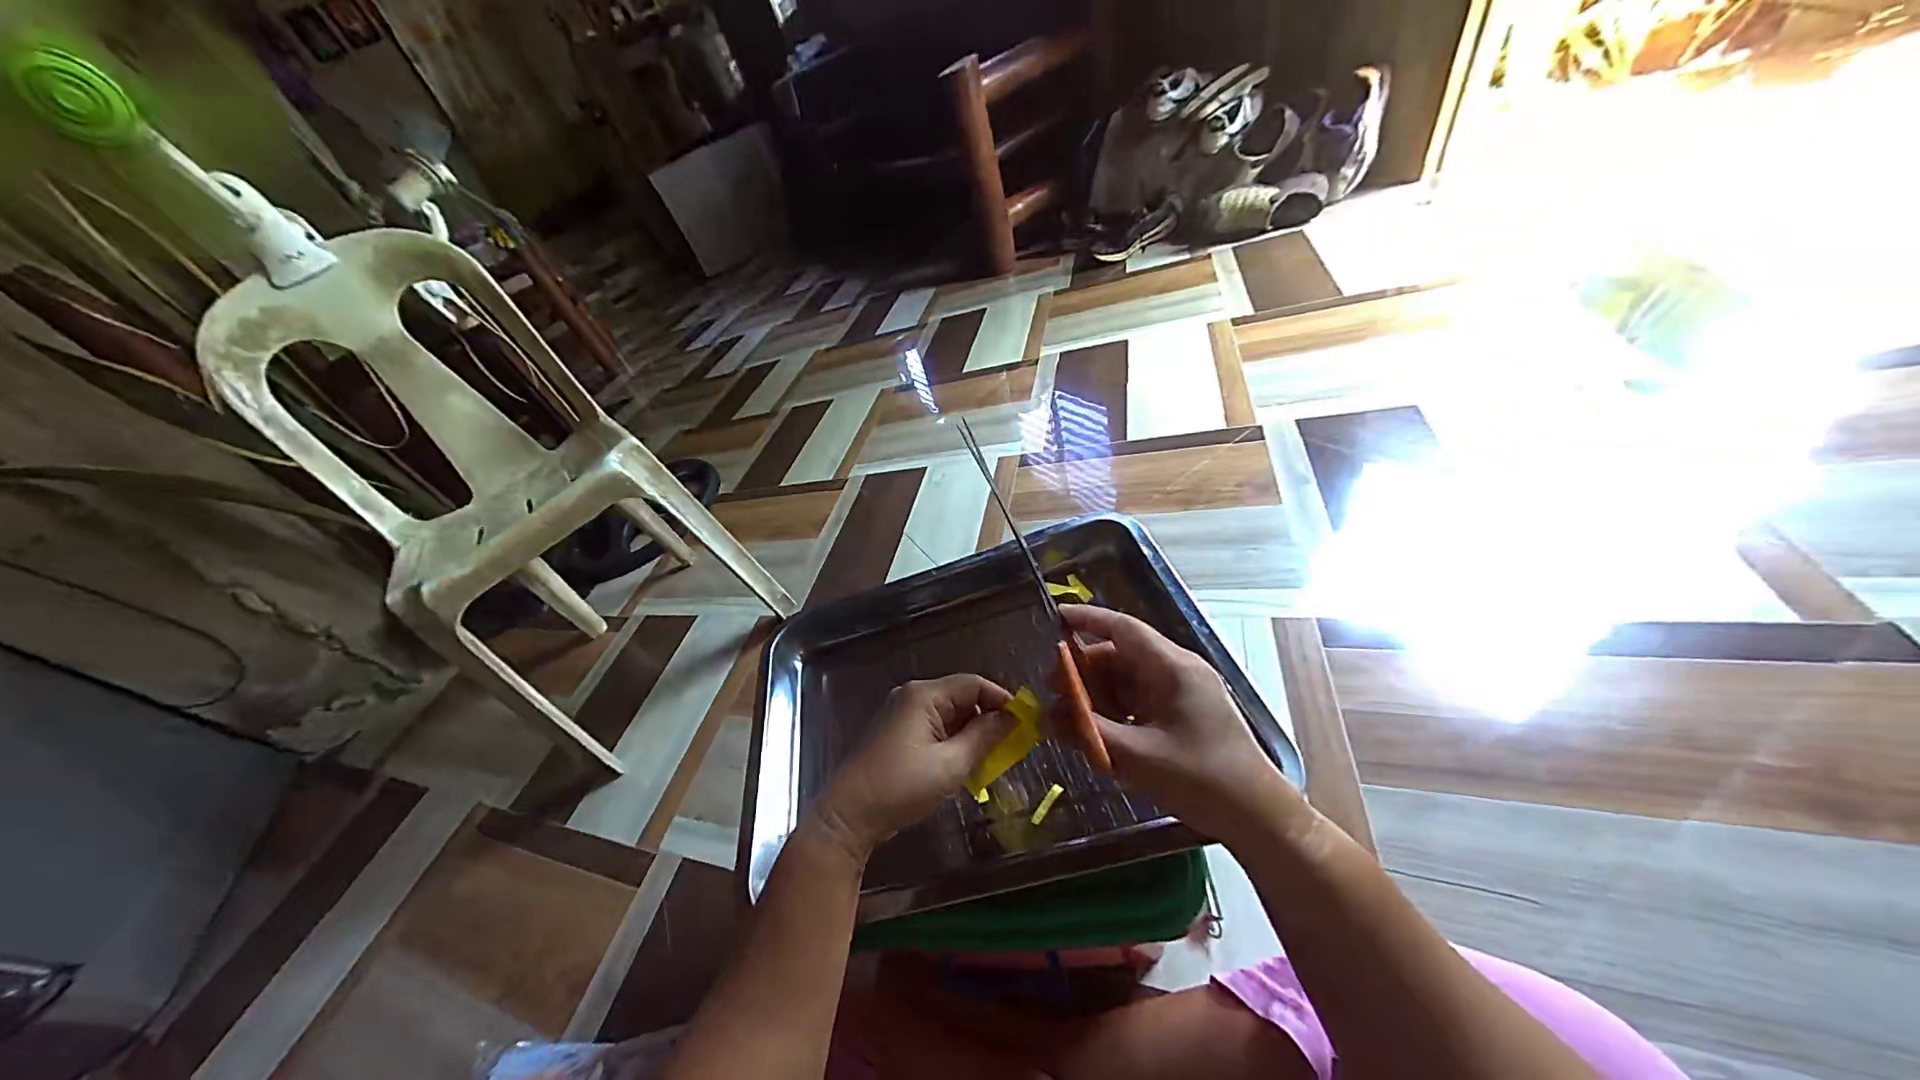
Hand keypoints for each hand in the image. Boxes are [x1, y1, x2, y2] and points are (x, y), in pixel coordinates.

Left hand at [816, 674, 1015, 857]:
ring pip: (949, 715)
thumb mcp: (952, 764)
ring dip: (971, 734)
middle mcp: (911, 697)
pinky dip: (953, 743)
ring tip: (991, 760)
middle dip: (988, 719)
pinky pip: (934, 729)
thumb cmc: (901, 786)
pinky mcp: (896, 734)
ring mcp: (901, 715)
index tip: (1025, 723)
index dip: (1002, 700)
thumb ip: (984, 737)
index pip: (974, 684)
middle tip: (1012, 746)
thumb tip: (1010, 718)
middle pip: (962, 697)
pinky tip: (964, 766)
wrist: (848, 816)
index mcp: (924, 695)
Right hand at [1062, 605, 1300, 843]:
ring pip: (1126, 681)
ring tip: (1066, 719)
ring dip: (1097, 696)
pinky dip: (1114, 712)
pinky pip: (1138, 702)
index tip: (1056, 617)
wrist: (1257, 816)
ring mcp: (1180, 694)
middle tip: (1052, 691)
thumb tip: (1048, 717)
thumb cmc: (1201, 778)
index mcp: (1172, 668)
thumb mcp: (1137, 756)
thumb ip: (1089, 732)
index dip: (1088, 619)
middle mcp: (1177, 672)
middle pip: (1120, 655)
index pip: (1123, 628)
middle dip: (1084, 670)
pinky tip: (1094, 732)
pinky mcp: (1180, 715)